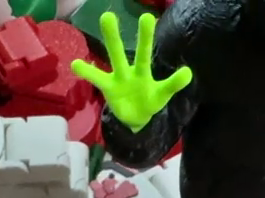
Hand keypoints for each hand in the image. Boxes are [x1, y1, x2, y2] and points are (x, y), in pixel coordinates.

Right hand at [72, 11, 192, 133]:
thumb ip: (173, 84)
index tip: (147, 17)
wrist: (136, 116)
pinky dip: (86, 72)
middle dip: (116, 36)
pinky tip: (75, 64)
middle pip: (124, 51)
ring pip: (112, 59)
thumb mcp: (162, 94)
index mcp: (143, 71)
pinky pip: (96, 79)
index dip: (146, 38)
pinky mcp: (108, 88)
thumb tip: (189, 73)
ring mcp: (117, 77)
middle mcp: (129, 70)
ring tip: (105, 20)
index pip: (145, 54)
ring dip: (109, 43)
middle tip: (108, 15)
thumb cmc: (149, 100)